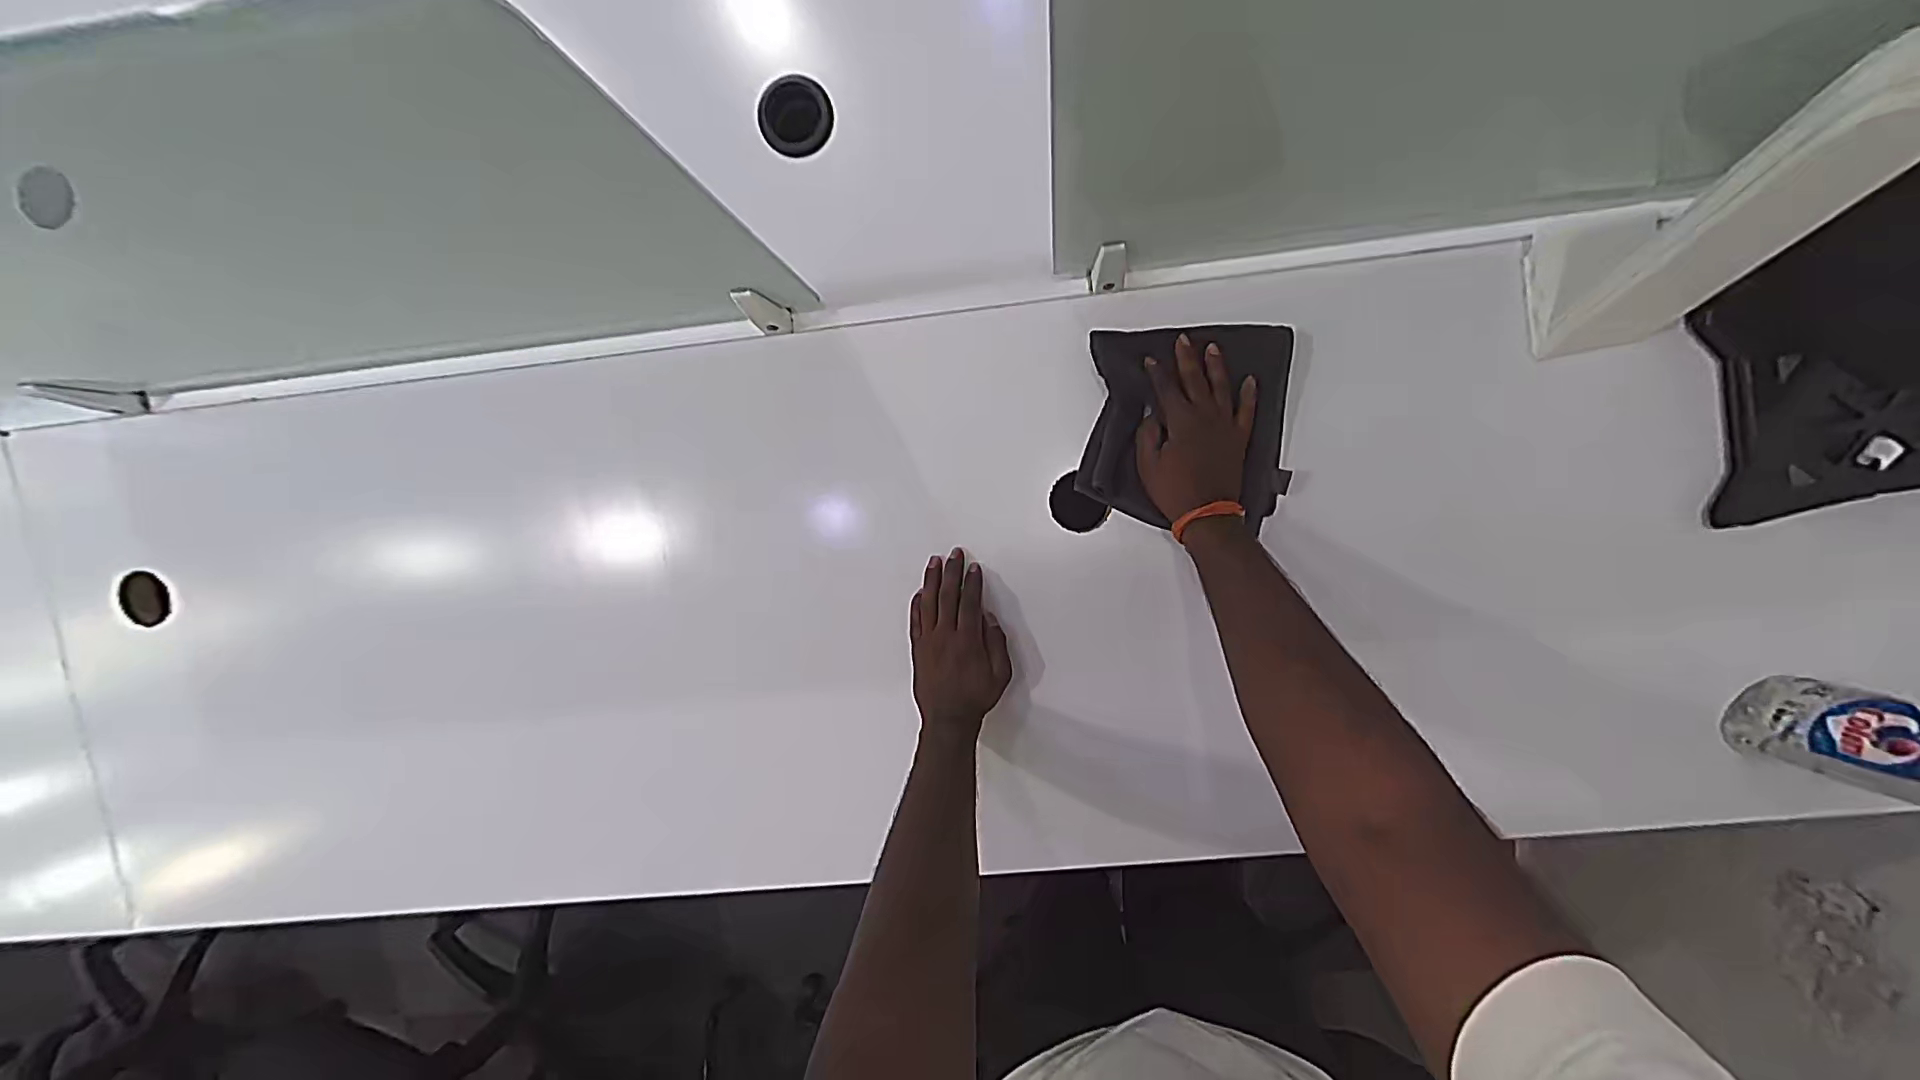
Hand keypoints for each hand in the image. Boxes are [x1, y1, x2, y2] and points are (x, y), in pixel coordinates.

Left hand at [909, 548, 1012, 744]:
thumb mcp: (1000, 674)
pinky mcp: (918, 649)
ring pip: (929, 603)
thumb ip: (996, 644)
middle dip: (952, 572)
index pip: (969, 602)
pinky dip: (917, 604)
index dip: (972, 583)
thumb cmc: (974, 698)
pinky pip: (916, 620)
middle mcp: (946, 636)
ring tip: (934, 563)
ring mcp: (929, 641)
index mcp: (967, 640)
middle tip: (954, 555)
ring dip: (932, 580)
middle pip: (948, 595)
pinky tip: (920, 593)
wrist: (948, 718)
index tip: (973, 569)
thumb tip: (989, 621)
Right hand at [1135, 334, 1255, 521]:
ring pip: (1222, 387)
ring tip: (1212, 349)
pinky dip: (1248, 394)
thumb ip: (1148, 435)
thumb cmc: (1176, 492)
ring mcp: (1225, 426)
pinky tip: (1249, 381)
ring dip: (1216, 366)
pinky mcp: (1238, 438)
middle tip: (1183, 342)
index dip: (1158, 372)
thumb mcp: (1148, 465)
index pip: (1166, 389)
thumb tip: (1152, 417)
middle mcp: (1205, 417)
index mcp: (1180, 422)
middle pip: (1195, 379)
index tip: (1152, 360)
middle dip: (1186, 358)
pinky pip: (1246, 410)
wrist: (1207, 513)